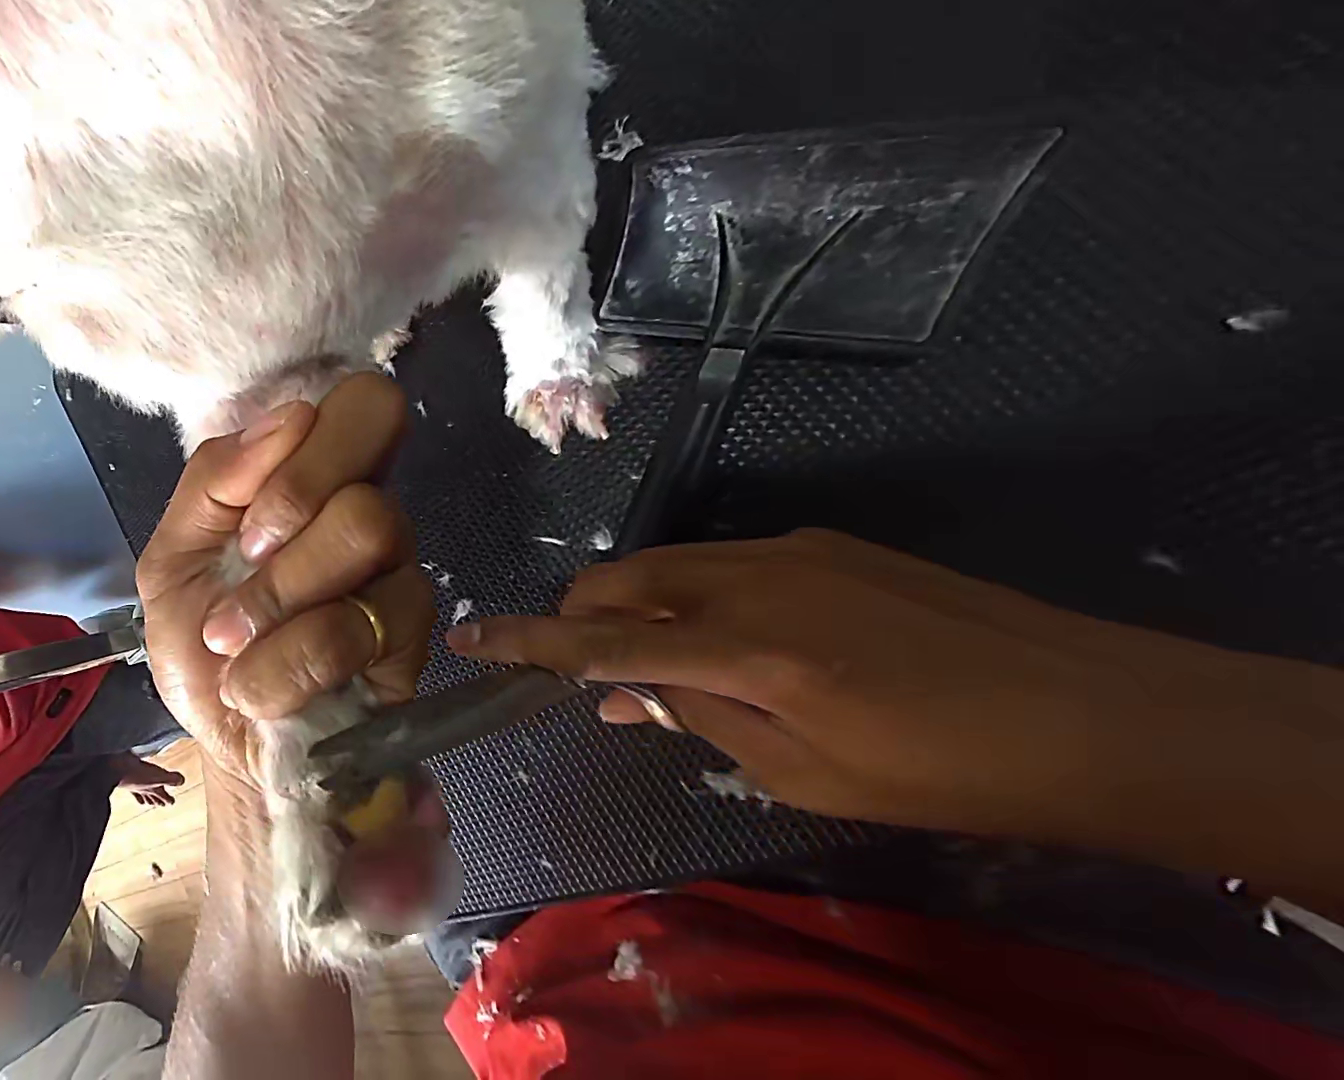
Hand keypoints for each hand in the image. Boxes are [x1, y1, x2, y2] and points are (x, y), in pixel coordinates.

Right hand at [116, 753, 184, 807]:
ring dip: (144, 797)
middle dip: (156, 800)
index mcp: (152, 788)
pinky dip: (133, 789)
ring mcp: (132, 784)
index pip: (161, 795)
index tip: (171, 803)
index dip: (167, 798)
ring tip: (145, 802)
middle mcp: (142, 788)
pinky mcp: (123, 778)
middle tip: (160, 805)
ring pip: (140, 793)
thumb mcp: (158, 775)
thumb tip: (182, 781)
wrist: (114, 768)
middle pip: (151, 796)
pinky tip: (131, 787)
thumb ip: (170, 778)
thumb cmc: (137, 773)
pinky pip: (130, 786)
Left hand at [136, 374, 433, 788]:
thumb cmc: (202, 640)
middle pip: (374, 440)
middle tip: (248, 560)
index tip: (256, 510)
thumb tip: (289, 418)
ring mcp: (398, 569)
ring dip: (278, 593)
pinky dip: (287, 662)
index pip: (363, 404)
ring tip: (236, 640)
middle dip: (293, 499)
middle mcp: (369, 510)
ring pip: (367, 525)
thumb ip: (214, 482)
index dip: (312, 444)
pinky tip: (266, 686)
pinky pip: (354, 624)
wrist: (229, 733)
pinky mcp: (410, 633)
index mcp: (316, 480)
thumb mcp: (173, 557)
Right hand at [449, 530, 1343, 892]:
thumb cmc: (937, 770)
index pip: (598, 644)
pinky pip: (717, 563)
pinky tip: (732, 637)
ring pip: (663, 566)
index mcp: (742, 653)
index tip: (470, 637)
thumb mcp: (799, 773)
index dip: (525, 644)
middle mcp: (747, 582)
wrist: (1096, 710)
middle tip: (594, 670)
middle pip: (617, 581)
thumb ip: (695, 716)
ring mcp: (784, 551)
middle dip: (580, 617)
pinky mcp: (818, 543)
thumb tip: (620, 695)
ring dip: (637, 608)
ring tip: (664, 662)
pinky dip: (691, 597)